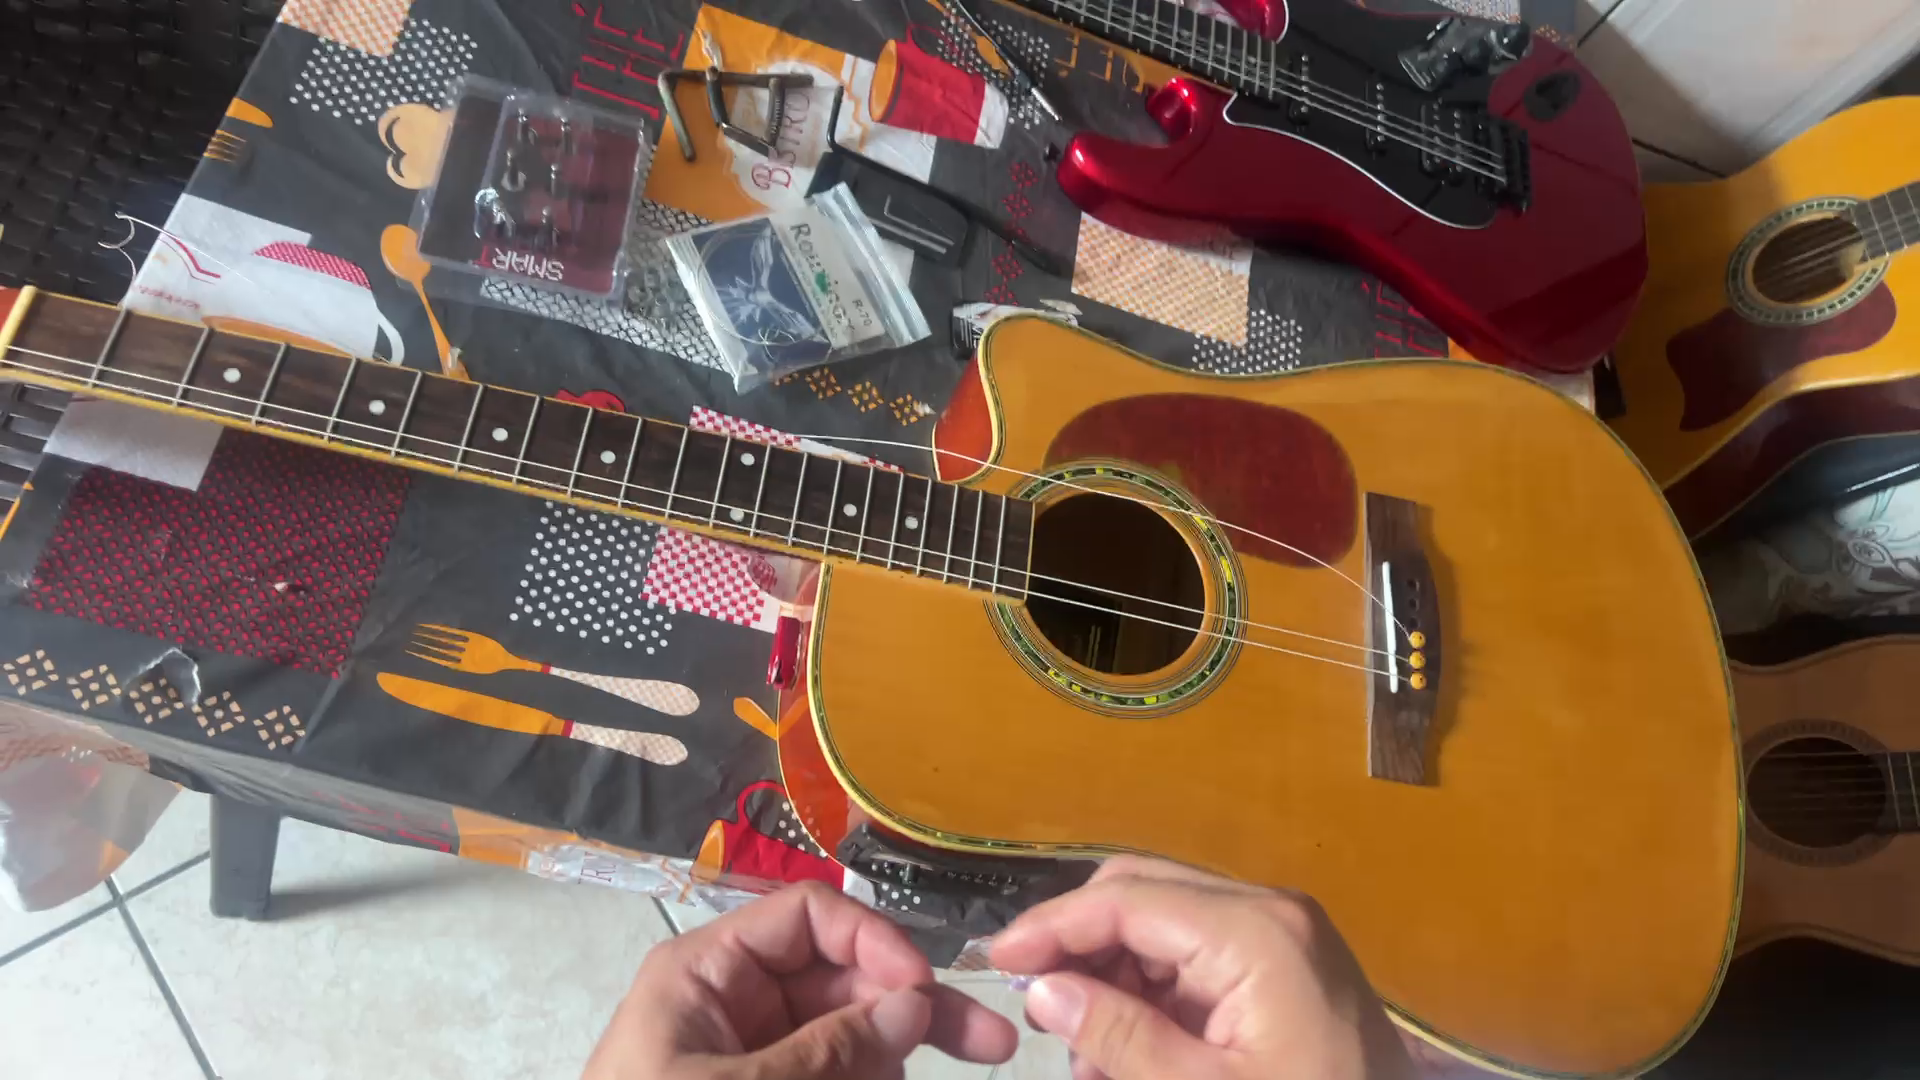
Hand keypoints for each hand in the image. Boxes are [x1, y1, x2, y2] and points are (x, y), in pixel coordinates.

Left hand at [585, 881, 1017, 1079]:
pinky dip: (874, 1075)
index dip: (872, 938)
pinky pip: (840, 1069)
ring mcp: (761, 1048)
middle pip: (844, 975)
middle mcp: (742, 996)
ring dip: (898, 1052)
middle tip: (991, 1041)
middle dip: (913, 1005)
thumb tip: (916, 1003)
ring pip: (852, 1027)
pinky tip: (896, 1076)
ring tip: (956, 1062)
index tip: (923, 988)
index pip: (809, 916)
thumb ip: (826, 1051)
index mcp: (712, 968)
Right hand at [991, 857, 1414, 1079]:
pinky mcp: (1280, 954)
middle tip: (1040, 1002)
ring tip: (1086, 1043)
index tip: (998, 959)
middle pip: (1140, 890)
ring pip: (1159, 917)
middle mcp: (1265, 907)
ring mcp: (1278, 927)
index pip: (1127, 900)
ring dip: (1111, 969)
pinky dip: (1149, 986)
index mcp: (1255, 931)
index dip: (1054, 925)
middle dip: (1081, 941)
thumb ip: (1120, 1037)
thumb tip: (1041, 987)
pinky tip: (1129, 1037)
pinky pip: (1191, 948)